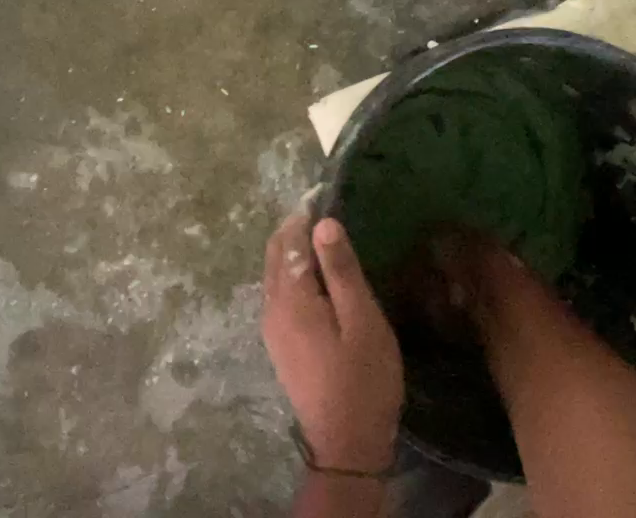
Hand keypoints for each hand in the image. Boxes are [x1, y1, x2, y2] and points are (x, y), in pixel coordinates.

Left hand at [263, 213, 403, 472]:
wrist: (347, 443)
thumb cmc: (363, 377)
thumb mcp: (362, 319)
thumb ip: (341, 270)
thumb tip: (323, 223)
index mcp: (291, 299)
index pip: (287, 241)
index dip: (305, 213)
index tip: (327, 192)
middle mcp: (272, 309)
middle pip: (274, 254)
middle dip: (295, 227)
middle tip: (327, 207)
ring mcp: (273, 329)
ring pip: (275, 273)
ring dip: (294, 248)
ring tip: (327, 233)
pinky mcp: (282, 343)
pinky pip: (281, 291)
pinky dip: (295, 270)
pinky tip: (320, 273)